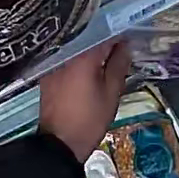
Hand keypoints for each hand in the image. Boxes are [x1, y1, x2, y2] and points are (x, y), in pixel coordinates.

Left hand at [38, 40, 131, 158]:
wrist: (59, 144)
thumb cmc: (89, 119)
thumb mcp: (112, 92)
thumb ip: (119, 64)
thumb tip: (125, 45)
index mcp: (83, 55)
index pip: (105, 33)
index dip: (119, 34)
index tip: (130, 37)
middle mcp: (65, 53)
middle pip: (88, 37)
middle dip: (104, 40)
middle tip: (120, 47)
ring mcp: (53, 63)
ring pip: (76, 47)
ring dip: (91, 48)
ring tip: (107, 57)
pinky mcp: (48, 73)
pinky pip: (67, 58)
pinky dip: (78, 58)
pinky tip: (88, 67)